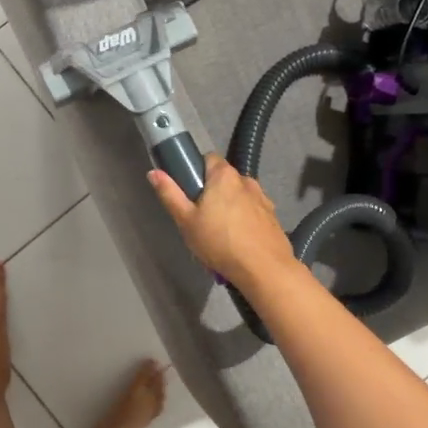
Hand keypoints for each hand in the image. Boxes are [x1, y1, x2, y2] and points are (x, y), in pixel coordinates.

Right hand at [148, 154, 295, 287]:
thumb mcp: (186, 221)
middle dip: (213, 192)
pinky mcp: (273, 217)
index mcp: (224, 176)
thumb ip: (170, 194)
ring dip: (230, 206)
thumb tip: (153, 172)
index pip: (209, 158)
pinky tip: (239, 242)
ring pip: (240, 196)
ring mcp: (263, 199)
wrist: (264, 269)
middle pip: (225, 179)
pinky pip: (253, 212)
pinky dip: (245, 220)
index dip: (197, 170)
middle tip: (200, 217)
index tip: (189, 190)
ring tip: (221, 234)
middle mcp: (247, 181)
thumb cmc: (220, 242)